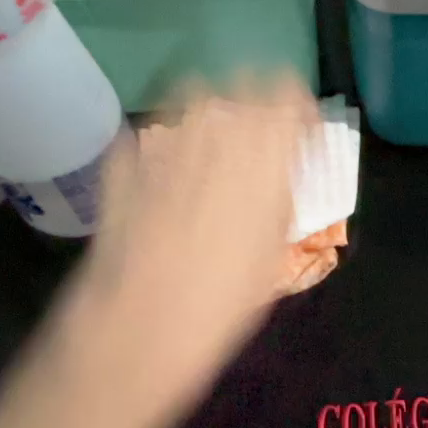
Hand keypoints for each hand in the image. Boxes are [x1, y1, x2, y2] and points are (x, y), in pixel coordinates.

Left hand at [0, 78, 314, 427]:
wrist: (132, 336)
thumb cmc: (217, 312)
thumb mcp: (270, 259)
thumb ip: (278, 204)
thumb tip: (281, 178)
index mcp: (260, 164)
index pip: (286, 100)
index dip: (299, 108)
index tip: (304, 130)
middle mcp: (212, 143)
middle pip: (240, 90)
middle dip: (257, 103)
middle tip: (265, 134)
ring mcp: (161, 152)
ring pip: (194, 103)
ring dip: (215, 115)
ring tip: (221, 146)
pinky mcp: (122, 169)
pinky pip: (152, 137)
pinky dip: (170, 141)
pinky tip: (174, 169)